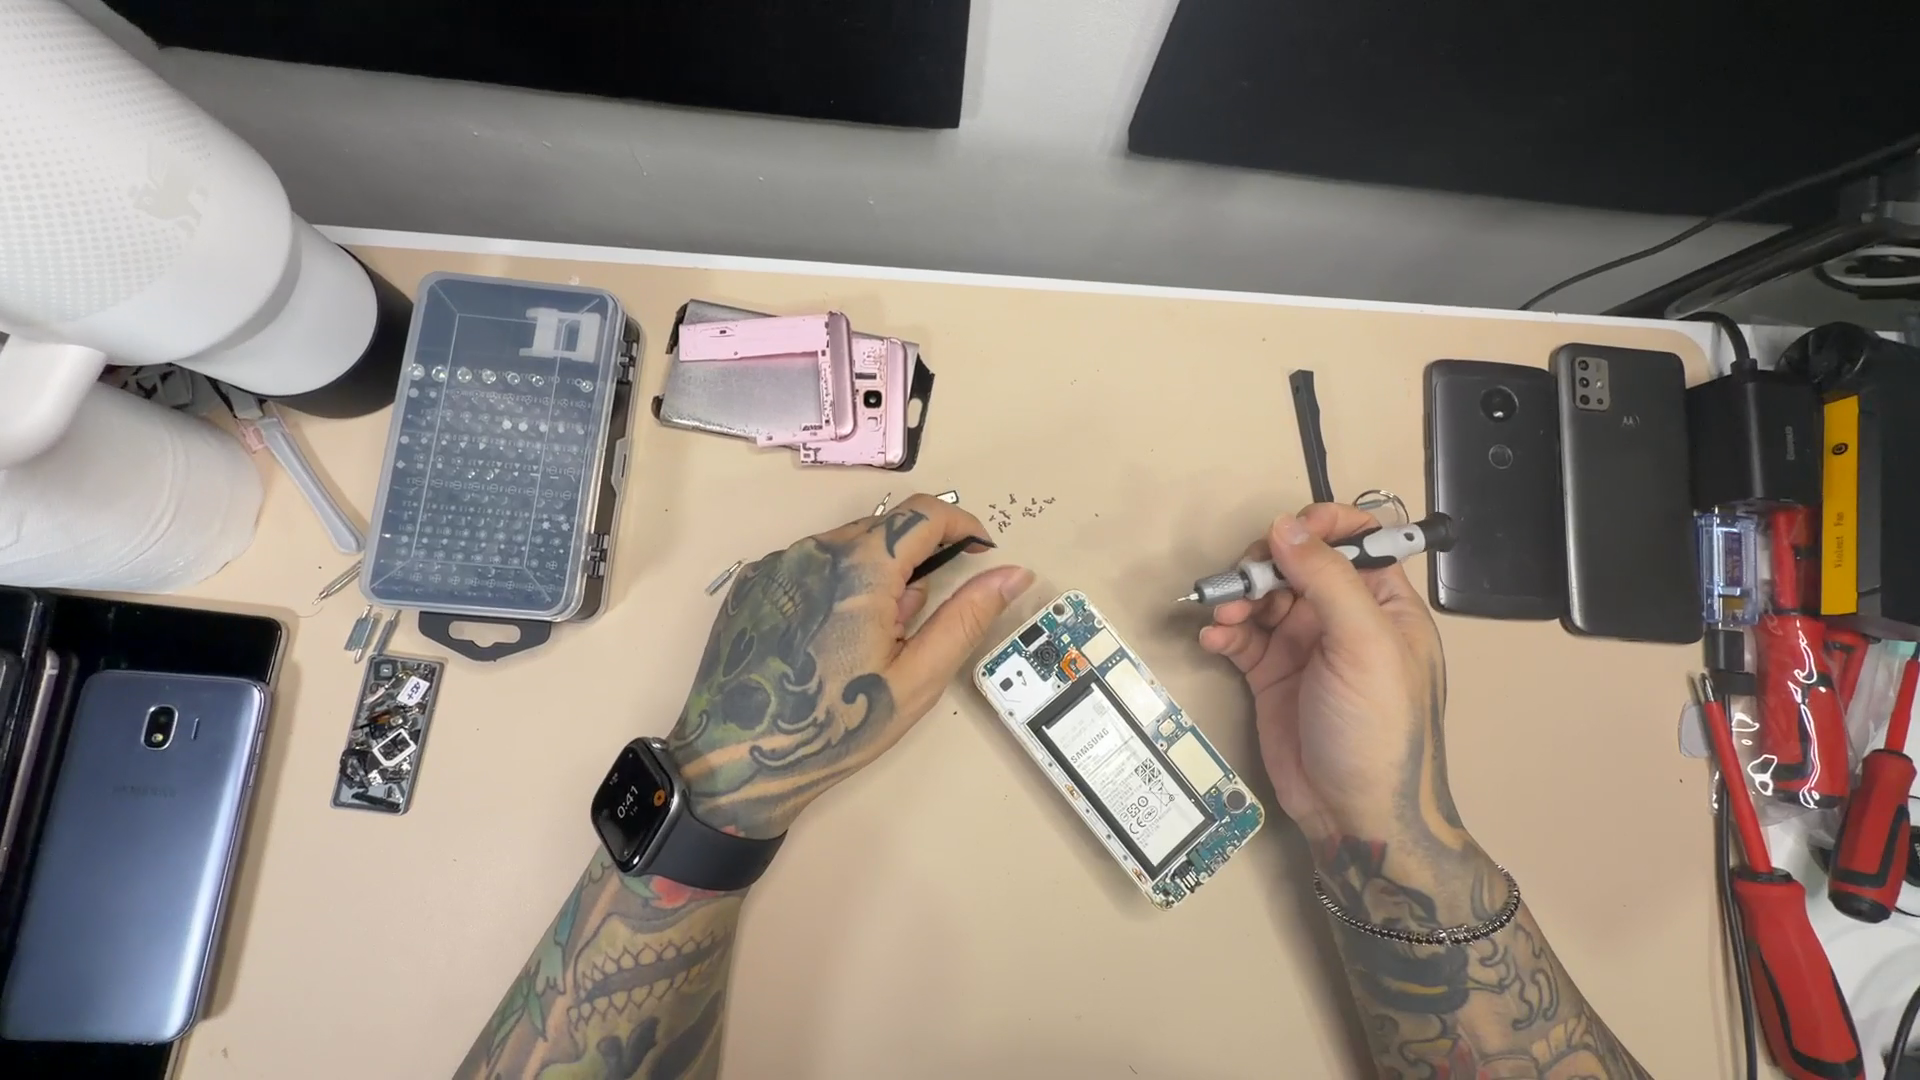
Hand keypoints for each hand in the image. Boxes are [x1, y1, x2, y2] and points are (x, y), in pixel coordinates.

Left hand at [668, 494, 1034, 839]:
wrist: (736, 761)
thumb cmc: (837, 725)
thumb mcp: (917, 677)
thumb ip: (967, 616)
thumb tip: (1013, 573)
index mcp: (860, 568)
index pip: (924, 512)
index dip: (962, 524)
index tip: (979, 551)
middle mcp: (814, 551)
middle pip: (885, 528)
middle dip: (915, 559)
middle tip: (915, 621)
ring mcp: (777, 564)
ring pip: (847, 544)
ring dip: (874, 572)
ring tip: (866, 638)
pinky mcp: (753, 582)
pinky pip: (811, 563)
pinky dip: (836, 582)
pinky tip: (825, 636)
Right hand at [1197, 503, 1466, 850]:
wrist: (1354, 814)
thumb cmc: (1378, 729)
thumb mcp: (1364, 646)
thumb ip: (1327, 580)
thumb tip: (1285, 527)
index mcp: (1382, 603)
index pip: (1358, 539)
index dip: (1322, 526)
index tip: (1285, 532)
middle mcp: (1341, 617)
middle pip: (1295, 563)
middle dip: (1263, 567)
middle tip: (1242, 586)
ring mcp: (1303, 645)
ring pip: (1261, 596)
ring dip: (1237, 599)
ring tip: (1223, 618)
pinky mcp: (1270, 672)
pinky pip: (1240, 636)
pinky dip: (1223, 632)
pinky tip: (1214, 641)